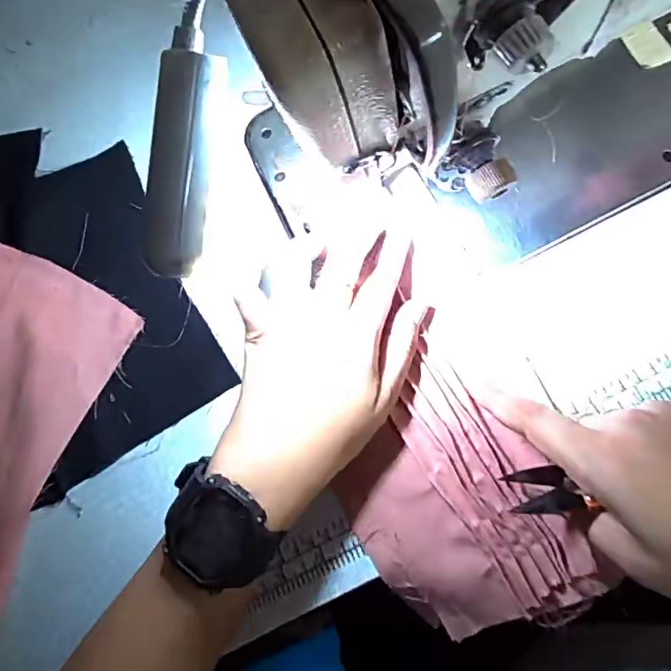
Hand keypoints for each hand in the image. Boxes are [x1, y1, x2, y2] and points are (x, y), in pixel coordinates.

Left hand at [209, 228, 430, 530]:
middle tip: (374, 209)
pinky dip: (248, 277)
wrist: (273, 462)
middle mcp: (321, 318)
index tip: (405, 227)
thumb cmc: (336, 435)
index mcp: (357, 336)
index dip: (395, 251)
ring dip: (309, 243)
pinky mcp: (257, 331)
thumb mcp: (382, 399)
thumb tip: (422, 305)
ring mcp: (285, 320)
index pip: (381, 282)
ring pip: (294, 267)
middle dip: (361, 232)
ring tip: (323, 234)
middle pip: (344, 263)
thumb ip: (402, 346)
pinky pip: (247, 294)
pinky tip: (256, 266)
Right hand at [484, 395, 670, 670]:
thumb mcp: (641, 564)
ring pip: (626, 435)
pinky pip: (658, 430)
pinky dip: (659, 455)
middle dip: (589, 469)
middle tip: (621, 518)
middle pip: (589, 437)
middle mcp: (631, 418)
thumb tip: (593, 503)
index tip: (481, 386)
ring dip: (629, 464)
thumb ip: (598, 525)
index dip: (507, 406)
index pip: (541, 424)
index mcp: (607, 456)